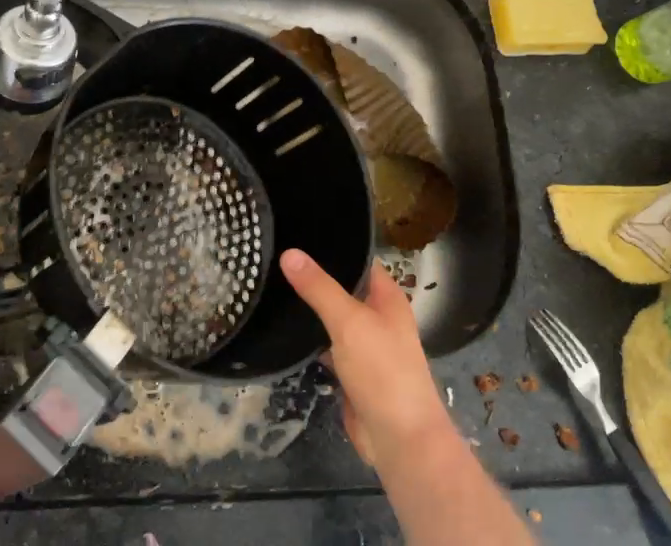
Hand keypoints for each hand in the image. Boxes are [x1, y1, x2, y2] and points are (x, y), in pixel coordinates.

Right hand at [281, 249, 454, 469]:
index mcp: (388, 298)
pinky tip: (283, 328)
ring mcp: (365, 346)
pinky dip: (310, 339)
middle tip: (275, 257)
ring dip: (310, 309)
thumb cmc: (382, 370)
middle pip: (344, 289)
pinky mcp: (351, 372)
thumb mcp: (349, 321)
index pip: (360, 260)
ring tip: (272, 286)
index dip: (335, 246)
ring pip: (333, 319)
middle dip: (316, 277)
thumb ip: (319, 288)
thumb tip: (288, 253)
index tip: (299, 233)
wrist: (398, 437)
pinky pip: (327, 346)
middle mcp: (378, 318)